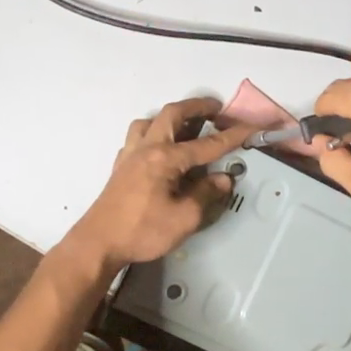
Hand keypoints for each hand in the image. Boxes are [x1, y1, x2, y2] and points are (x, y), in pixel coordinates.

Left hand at [63, 98, 252, 271]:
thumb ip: (206, 194)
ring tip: (186, 125)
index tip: (253, 127)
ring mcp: (129, 155)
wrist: (98, 243)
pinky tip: (160, 148)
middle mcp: (146, 148)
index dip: (232, 136)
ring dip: (170, 117)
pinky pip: (137, 137)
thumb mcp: (184, 219)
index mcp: (165, 158)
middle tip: (216, 108)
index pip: (207, 143)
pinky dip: (152, 133)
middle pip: (172, 115)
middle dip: (197, 107)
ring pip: (149, 122)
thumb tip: (223, 178)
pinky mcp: (120, 167)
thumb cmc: (142, 231)